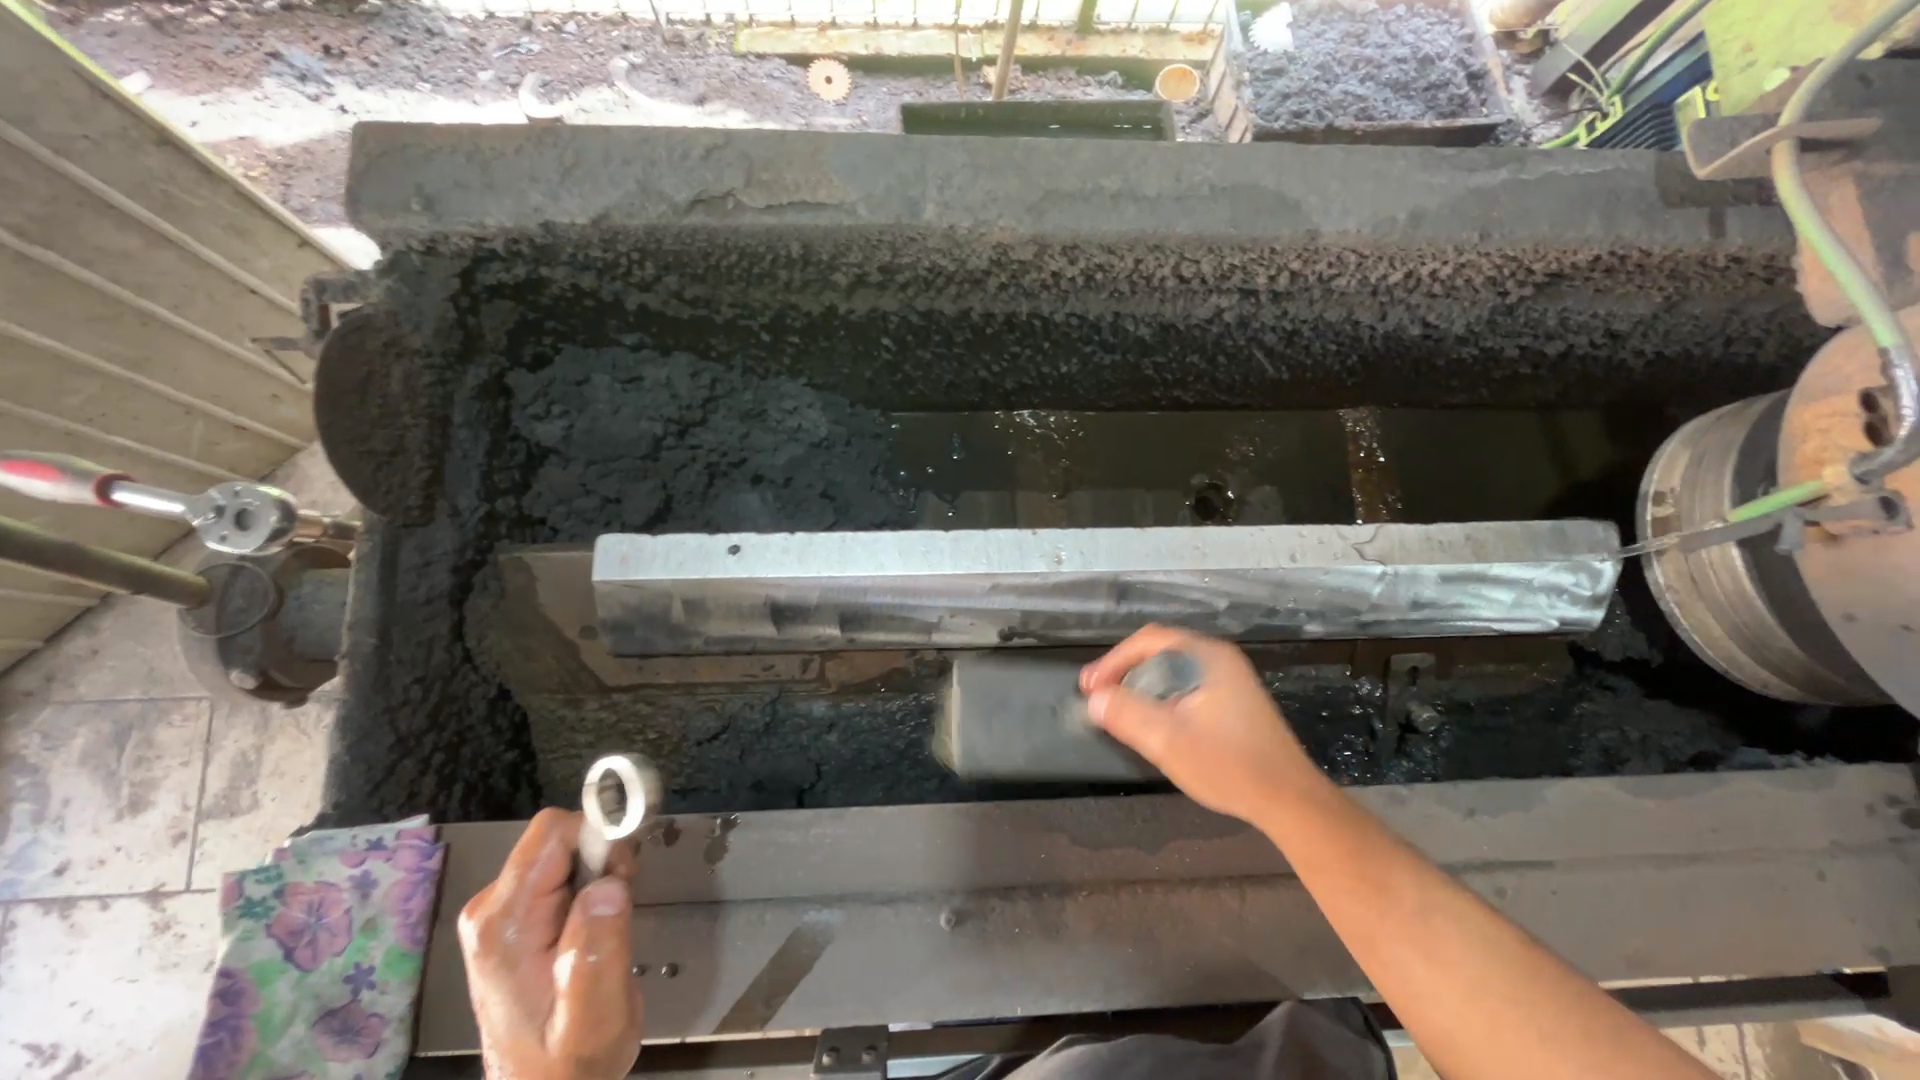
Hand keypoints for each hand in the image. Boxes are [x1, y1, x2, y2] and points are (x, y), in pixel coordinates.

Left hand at [458, 808, 643, 1079]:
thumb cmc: (570, 1064)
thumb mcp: (596, 1019)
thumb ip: (599, 952)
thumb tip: (608, 884)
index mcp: (506, 923)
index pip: (553, 833)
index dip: (599, 839)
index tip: (623, 877)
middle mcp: (490, 908)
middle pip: (556, 839)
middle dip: (601, 860)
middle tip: (619, 908)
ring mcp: (496, 913)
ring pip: (560, 854)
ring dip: (596, 876)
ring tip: (606, 927)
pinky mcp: (508, 920)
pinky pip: (557, 875)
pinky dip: (585, 889)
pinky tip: (590, 931)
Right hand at [1081, 625, 1319, 823]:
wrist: (1288, 799)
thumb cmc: (1228, 765)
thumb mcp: (1168, 740)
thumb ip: (1127, 714)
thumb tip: (1094, 699)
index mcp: (1206, 657)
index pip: (1148, 640)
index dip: (1112, 661)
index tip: (1090, 688)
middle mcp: (1219, 659)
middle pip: (1160, 651)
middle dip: (1124, 672)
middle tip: (1098, 697)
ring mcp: (1230, 680)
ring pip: (1173, 670)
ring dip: (1142, 686)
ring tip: (1119, 710)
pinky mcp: (1234, 702)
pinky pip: (1187, 686)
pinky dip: (1162, 697)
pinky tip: (1153, 723)